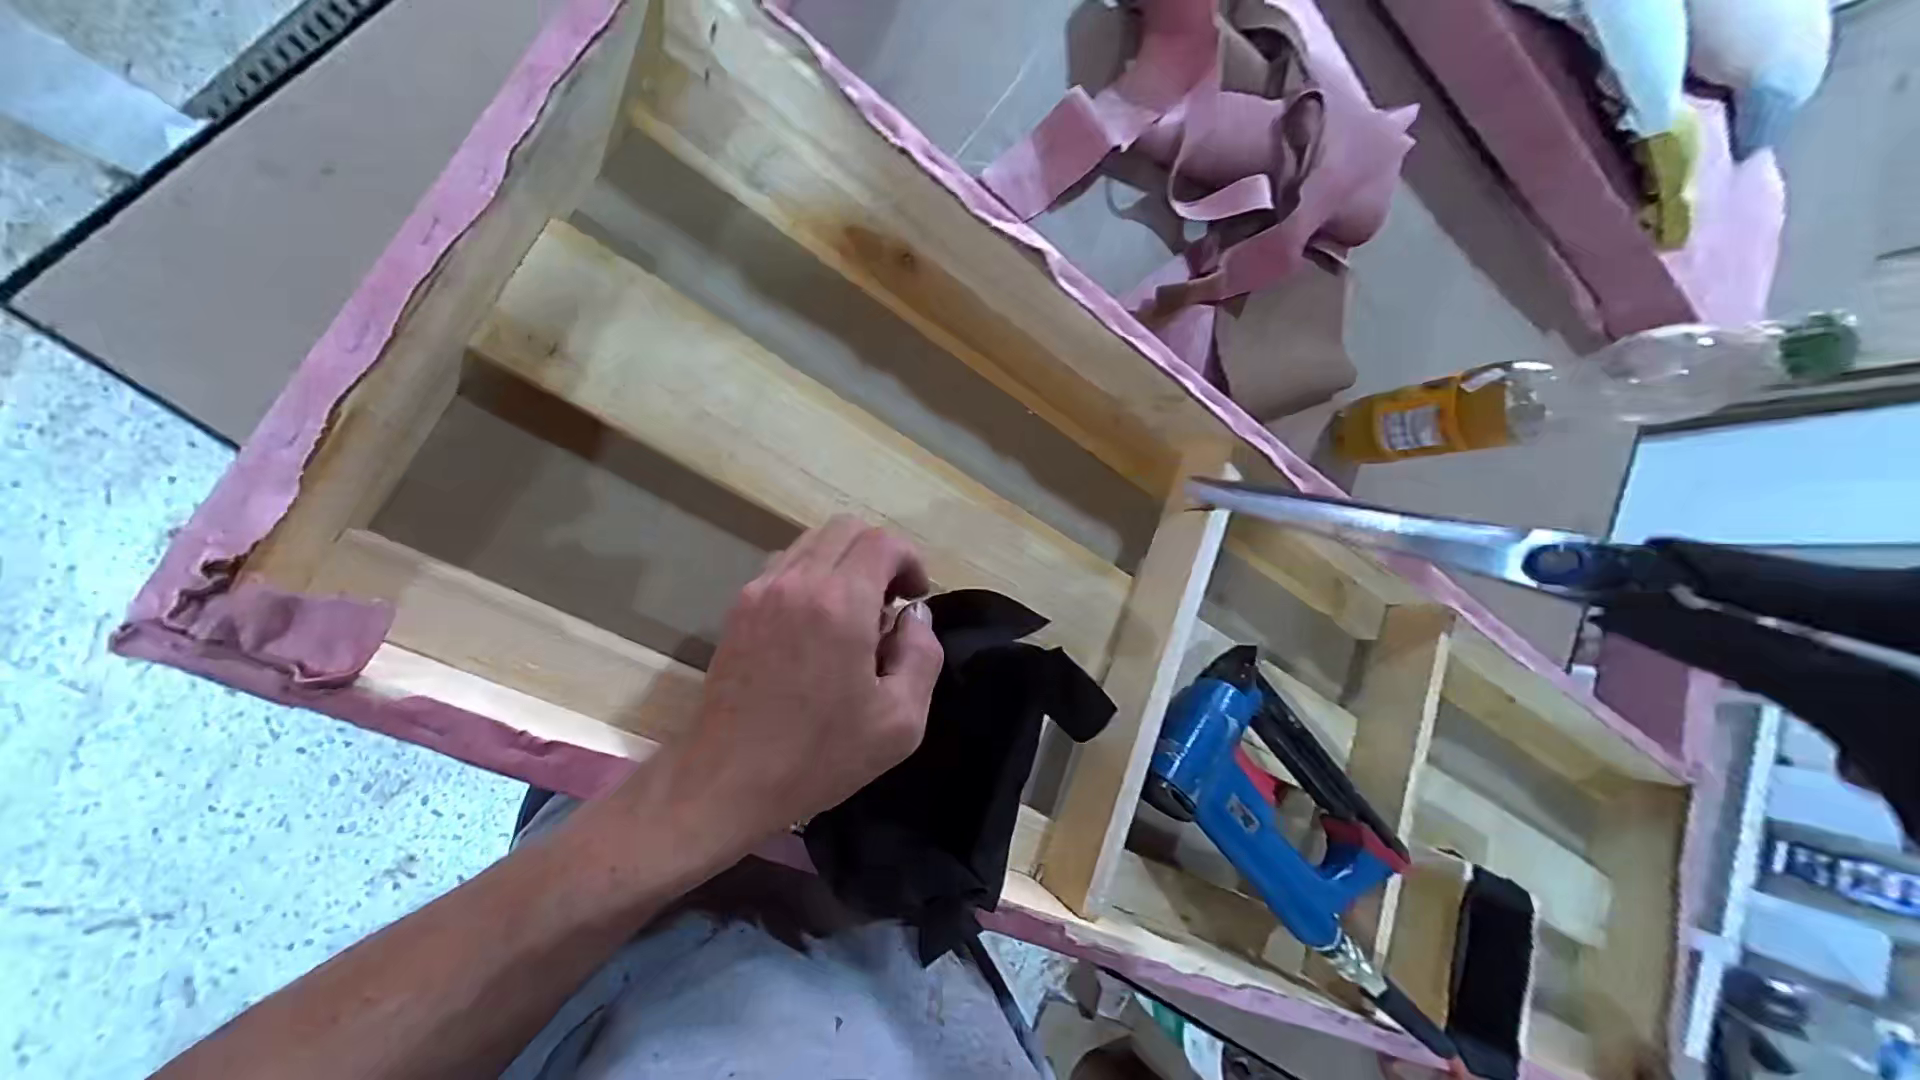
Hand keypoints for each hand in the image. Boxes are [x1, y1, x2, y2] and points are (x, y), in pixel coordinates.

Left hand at [664, 516, 944, 850]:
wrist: (728, 780)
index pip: (883, 542)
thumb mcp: (900, 721)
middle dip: (879, 554)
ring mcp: (761, 590)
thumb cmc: (819, 756)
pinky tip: (816, 622)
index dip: (910, 560)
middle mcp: (798, 582)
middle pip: (847, 528)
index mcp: (841, 604)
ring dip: (844, 562)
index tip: (914, 598)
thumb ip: (922, 655)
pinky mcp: (739, 607)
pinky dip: (812, 574)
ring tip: (852, 612)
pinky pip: (785, 564)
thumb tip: (913, 616)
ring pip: (813, 541)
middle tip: (888, 602)